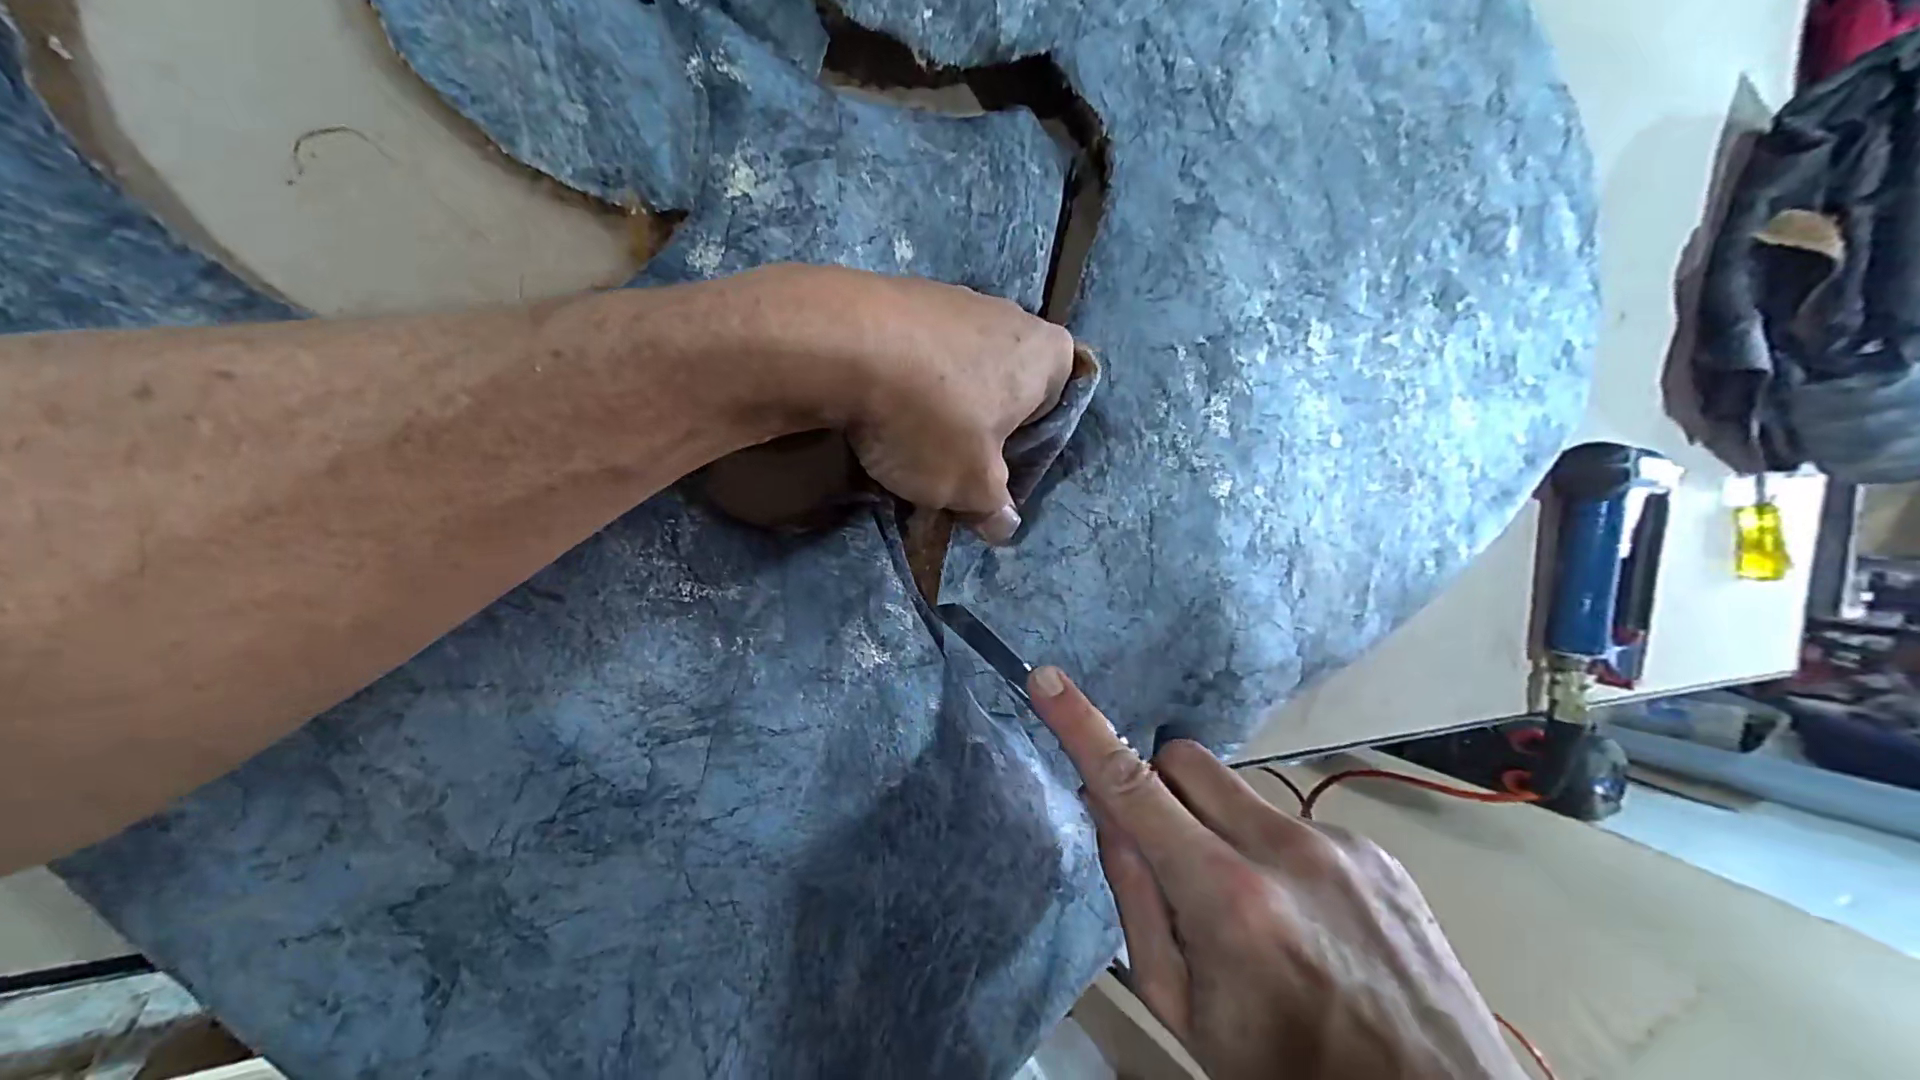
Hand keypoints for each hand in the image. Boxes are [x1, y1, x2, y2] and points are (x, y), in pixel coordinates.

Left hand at [738, 265, 1073, 542]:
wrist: (838, 345)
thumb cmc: (932, 419)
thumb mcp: (971, 485)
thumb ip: (995, 507)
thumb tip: (1003, 525)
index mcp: (1046, 353)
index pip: (1061, 402)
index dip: (1032, 443)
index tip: (999, 469)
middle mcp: (1007, 314)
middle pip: (1005, 386)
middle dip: (982, 425)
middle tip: (954, 463)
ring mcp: (950, 298)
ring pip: (957, 370)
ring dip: (939, 405)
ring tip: (906, 441)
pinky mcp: (899, 295)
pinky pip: (914, 352)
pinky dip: (902, 380)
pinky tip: (875, 408)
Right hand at [1026, 666, 1527, 1079]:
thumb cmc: (1283, 1073)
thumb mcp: (1181, 1006)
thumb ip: (1135, 897)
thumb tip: (1106, 808)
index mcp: (1227, 900)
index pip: (1132, 787)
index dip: (1083, 727)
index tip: (1048, 678)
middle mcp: (1286, 852)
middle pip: (1186, 760)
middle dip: (1161, 788)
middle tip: (1170, 851)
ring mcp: (1342, 844)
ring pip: (1240, 793)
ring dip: (1222, 828)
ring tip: (1254, 908)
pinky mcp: (1378, 850)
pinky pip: (1293, 821)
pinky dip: (1274, 852)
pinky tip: (1305, 917)